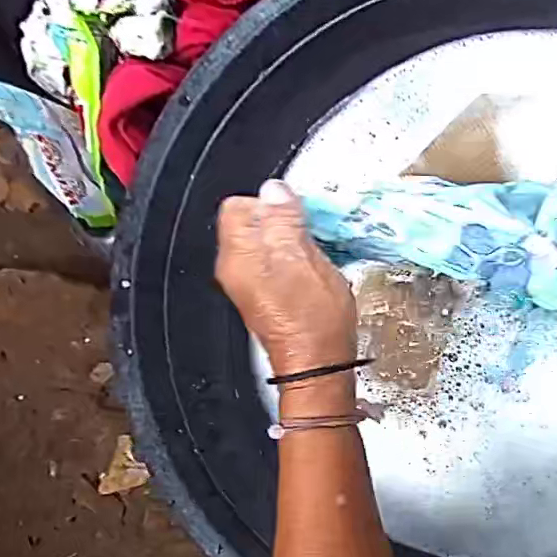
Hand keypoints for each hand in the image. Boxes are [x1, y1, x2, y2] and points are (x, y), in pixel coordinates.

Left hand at [215, 181, 357, 384]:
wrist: (319, 367)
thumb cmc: (314, 319)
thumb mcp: (305, 260)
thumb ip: (284, 221)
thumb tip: (274, 190)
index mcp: (239, 255)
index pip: (241, 205)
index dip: (274, 204)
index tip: (302, 217)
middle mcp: (236, 269)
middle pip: (254, 225)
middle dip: (286, 224)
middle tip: (313, 238)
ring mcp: (251, 286)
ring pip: (269, 246)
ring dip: (295, 245)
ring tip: (318, 258)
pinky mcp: (269, 300)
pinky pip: (278, 267)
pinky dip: (297, 265)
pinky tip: (315, 276)